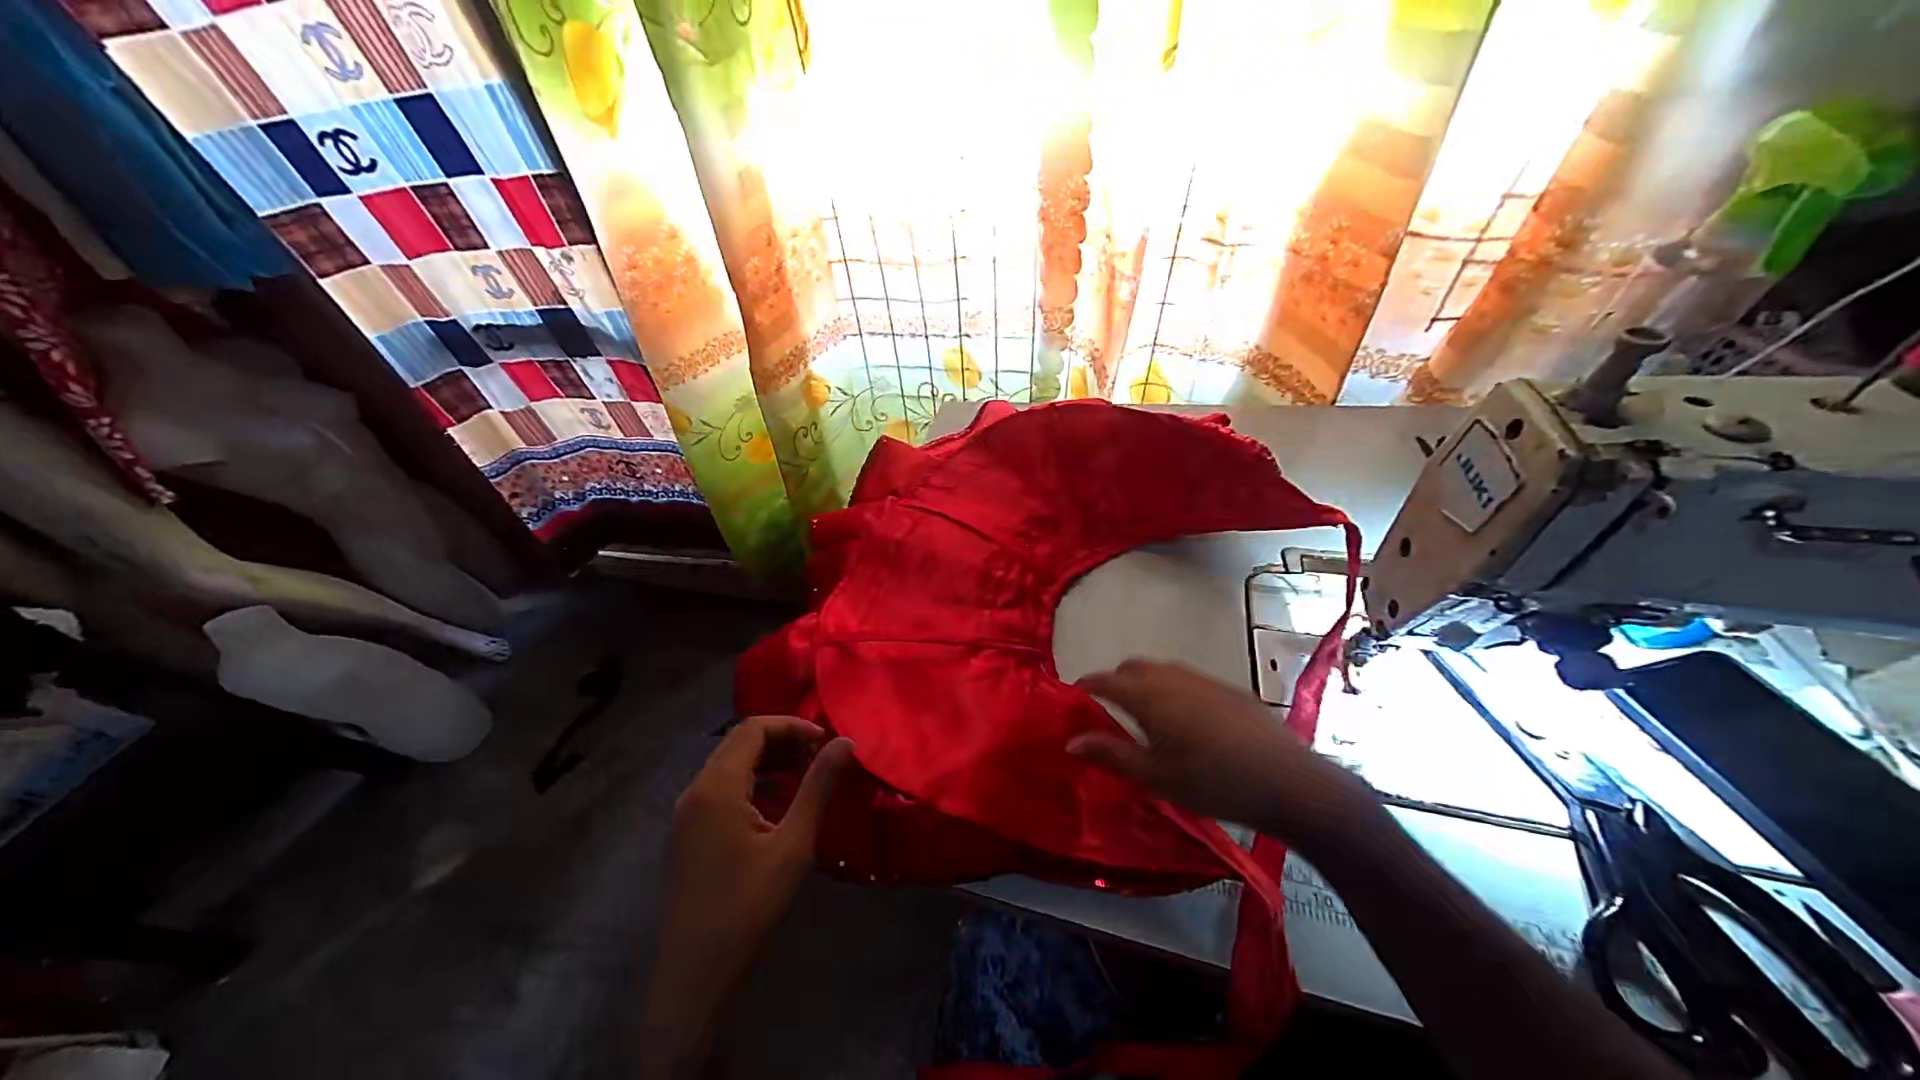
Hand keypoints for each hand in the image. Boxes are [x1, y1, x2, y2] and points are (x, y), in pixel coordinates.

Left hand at [663, 716, 852, 967]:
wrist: (697, 972)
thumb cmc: (749, 905)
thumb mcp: (793, 844)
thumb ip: (818, 786)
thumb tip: (846, 742)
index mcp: (716, 786)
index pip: (752, 728)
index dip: (792, 725)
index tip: (826, 740)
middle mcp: (695, 790)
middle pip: (738, 742)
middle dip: (781, 740)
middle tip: (820, 755)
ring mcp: (687, 813)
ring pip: (728, 765)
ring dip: (767, 760)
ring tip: (805, 773)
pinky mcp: (688, 833)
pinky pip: (720, 789)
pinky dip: (752, 782)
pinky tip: (777, 802)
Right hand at [1069, 659, 1383, 854]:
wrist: (1287, 782)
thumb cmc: (1212, 783)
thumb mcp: (1155, 776)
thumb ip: (1110, 754)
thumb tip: (1071, 741)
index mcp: (1149, 696)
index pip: (1106, 680)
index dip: (1086, 686)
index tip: (1074, 698)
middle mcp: (1173, 677)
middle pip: (1133, 667)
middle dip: (1115, 681)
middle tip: (1109, 711)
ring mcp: (1205, 680)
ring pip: (1163, 670)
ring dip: (1145, 683)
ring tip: (1146, 717)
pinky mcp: (1231, 690)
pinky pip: (1189, 680)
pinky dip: (1173, 690)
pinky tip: (1187, 722)